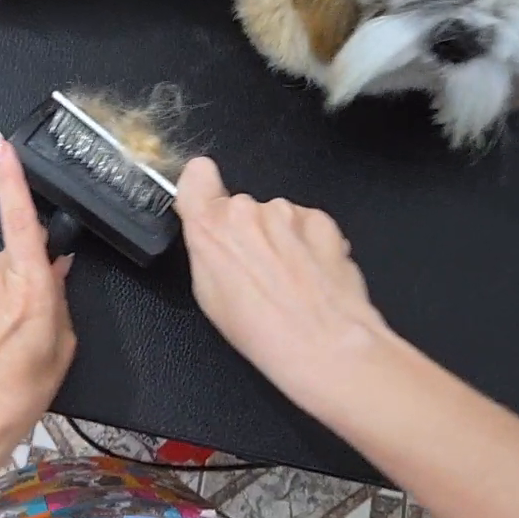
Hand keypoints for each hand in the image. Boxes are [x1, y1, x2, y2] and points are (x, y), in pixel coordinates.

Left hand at [0, 131, 76, 465]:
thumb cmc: (20, 393)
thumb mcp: (61, 347)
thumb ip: (58, 298)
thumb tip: (56, 268)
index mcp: (29, 287)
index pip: (19, 218)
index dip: (10, 177)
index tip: (1, 145)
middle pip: (9, 255)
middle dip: (21, 273)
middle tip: (28, 319)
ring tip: (2, 341)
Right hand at [174, 157, 395, 422]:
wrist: (322, 341)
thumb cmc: (261, 328)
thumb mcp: (207, 294)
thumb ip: (205, 248)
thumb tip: (210, 234)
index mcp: (210, 226)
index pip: (197, 175)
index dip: (202, 187)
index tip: (206, 202)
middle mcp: (246, 210)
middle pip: (239, 208)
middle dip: (245, 231)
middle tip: (254, 271)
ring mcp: (286, 212)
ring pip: (274, 217)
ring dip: (278, 239)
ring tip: (285, 281)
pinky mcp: (320, 220)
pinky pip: (305, 224)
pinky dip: (307, 243)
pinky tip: (308, 276)